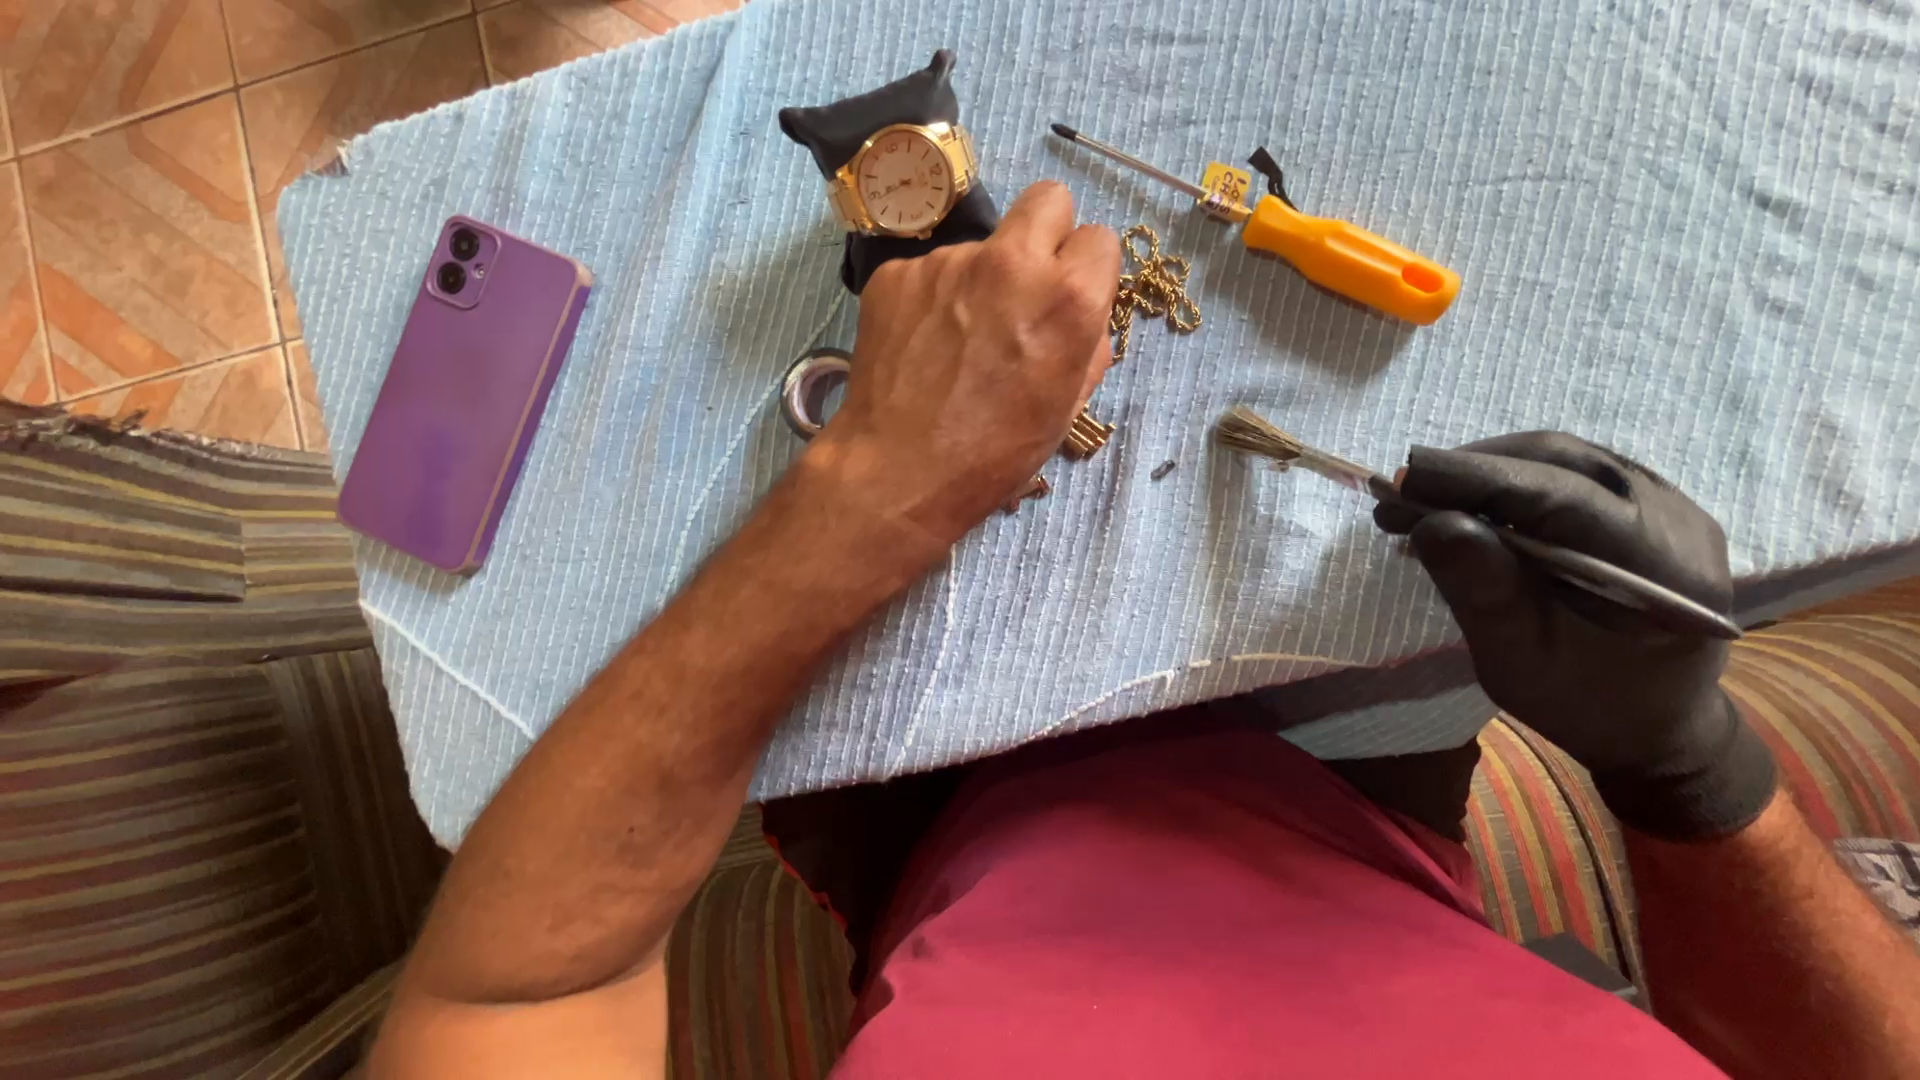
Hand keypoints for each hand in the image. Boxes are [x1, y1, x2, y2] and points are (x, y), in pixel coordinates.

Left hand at [809, 181, 1119, 547]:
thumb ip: (1087, 348)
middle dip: (1046, 234)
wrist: (900, 471)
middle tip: (1025, 286)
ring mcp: (949, 262)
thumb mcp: (1065, 411)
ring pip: (981, 245)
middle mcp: (1013, 262)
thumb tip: (1083, 319)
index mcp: (1069, 299)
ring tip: (957, 341)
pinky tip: (921, 345)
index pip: (1100, 239)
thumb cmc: (995, 455)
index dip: (1085, 272)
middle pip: (1048, 199)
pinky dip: (932, 299)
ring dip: (980, 278)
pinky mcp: (897, 272)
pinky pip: (930, 271)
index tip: (1068, 300)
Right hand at [1375, 432, 1775, 839]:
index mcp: (1661, 566)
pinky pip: (1571, 473)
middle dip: (1472, 468)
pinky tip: (1466, 504)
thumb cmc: (1582, 701)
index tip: (1402, 477)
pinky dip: (1508, 480)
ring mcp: (1670, 506)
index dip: (1475, 479)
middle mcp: (1678, 519)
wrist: (1651, 723)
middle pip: (1561, 462)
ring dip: (1484, 470)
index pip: (1559, 496)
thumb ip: (1483, 591)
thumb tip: (1433, 523)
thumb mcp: (1520, 660)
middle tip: (1401, 490)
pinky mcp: (1648, 507)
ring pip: (1563, 458)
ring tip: (1422, 497)